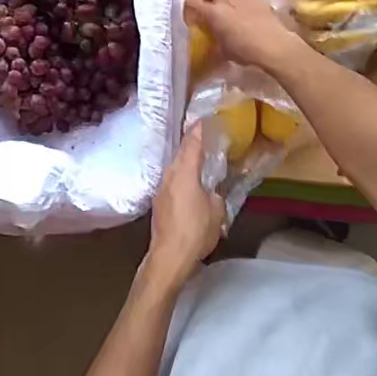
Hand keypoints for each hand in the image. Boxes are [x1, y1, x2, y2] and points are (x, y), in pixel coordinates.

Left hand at [144, 126, 224, 286]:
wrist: (168, 257)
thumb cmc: (195, 231)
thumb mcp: (217, 211)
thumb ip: (216, 194)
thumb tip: (212, 191)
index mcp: (185, 172)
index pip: (192, 143)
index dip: (199, 129)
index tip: (205, 118)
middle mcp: (170, 175)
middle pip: (181, 152)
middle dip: (192, 143)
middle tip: (205, 136)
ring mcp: (161, 189)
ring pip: (175, 167)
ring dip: (186, 161)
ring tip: (199, 159)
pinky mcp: (159, 202)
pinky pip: (172, 181)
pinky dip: (182, 176)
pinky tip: (190, 183)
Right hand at [188, 0, 304, 72]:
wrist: (272, 45)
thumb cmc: (244, 51)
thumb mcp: (224, 51)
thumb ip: (216, 40)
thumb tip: (214, 40)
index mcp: (212, 13)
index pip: (192, 2)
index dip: (190, 5)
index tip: (193, 11)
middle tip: (210, 1)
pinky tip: (247, 2)